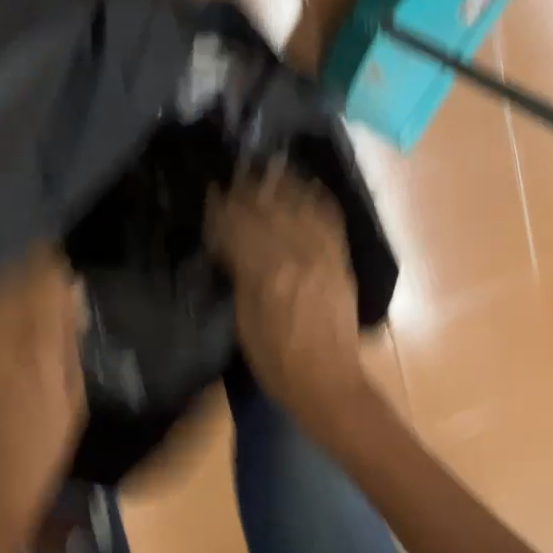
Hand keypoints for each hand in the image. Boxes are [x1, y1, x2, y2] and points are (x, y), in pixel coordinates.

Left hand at [0, 247, 85, 543]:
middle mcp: (4, 340)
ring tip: (25, 265)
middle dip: (32, 262)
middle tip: (46, 253)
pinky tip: (1, 297)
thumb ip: (69, 348)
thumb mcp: (73, 401)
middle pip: (17, 282)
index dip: (53, 262)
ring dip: (11, 274)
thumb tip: (70, 305)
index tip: (62, 249)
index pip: (45, 286)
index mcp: (39, 350)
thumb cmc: (42, 451)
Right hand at [207, 166, 370, 432]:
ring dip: (283, 185)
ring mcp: (322, 255)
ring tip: (269, 169)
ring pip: (299, 206)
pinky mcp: (340, 260)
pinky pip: (330, 220)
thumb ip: (240, 275)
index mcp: (265, 272)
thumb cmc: (276, 361)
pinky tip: (308, 185)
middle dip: (249, 189)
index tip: (211, 192)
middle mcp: (295, 255)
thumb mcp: (243, 320)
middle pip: (268, 209)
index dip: (222, 207)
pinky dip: (318, 200)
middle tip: (236, 174)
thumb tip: (229, 243)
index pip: (238, 226)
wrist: (328, 383)